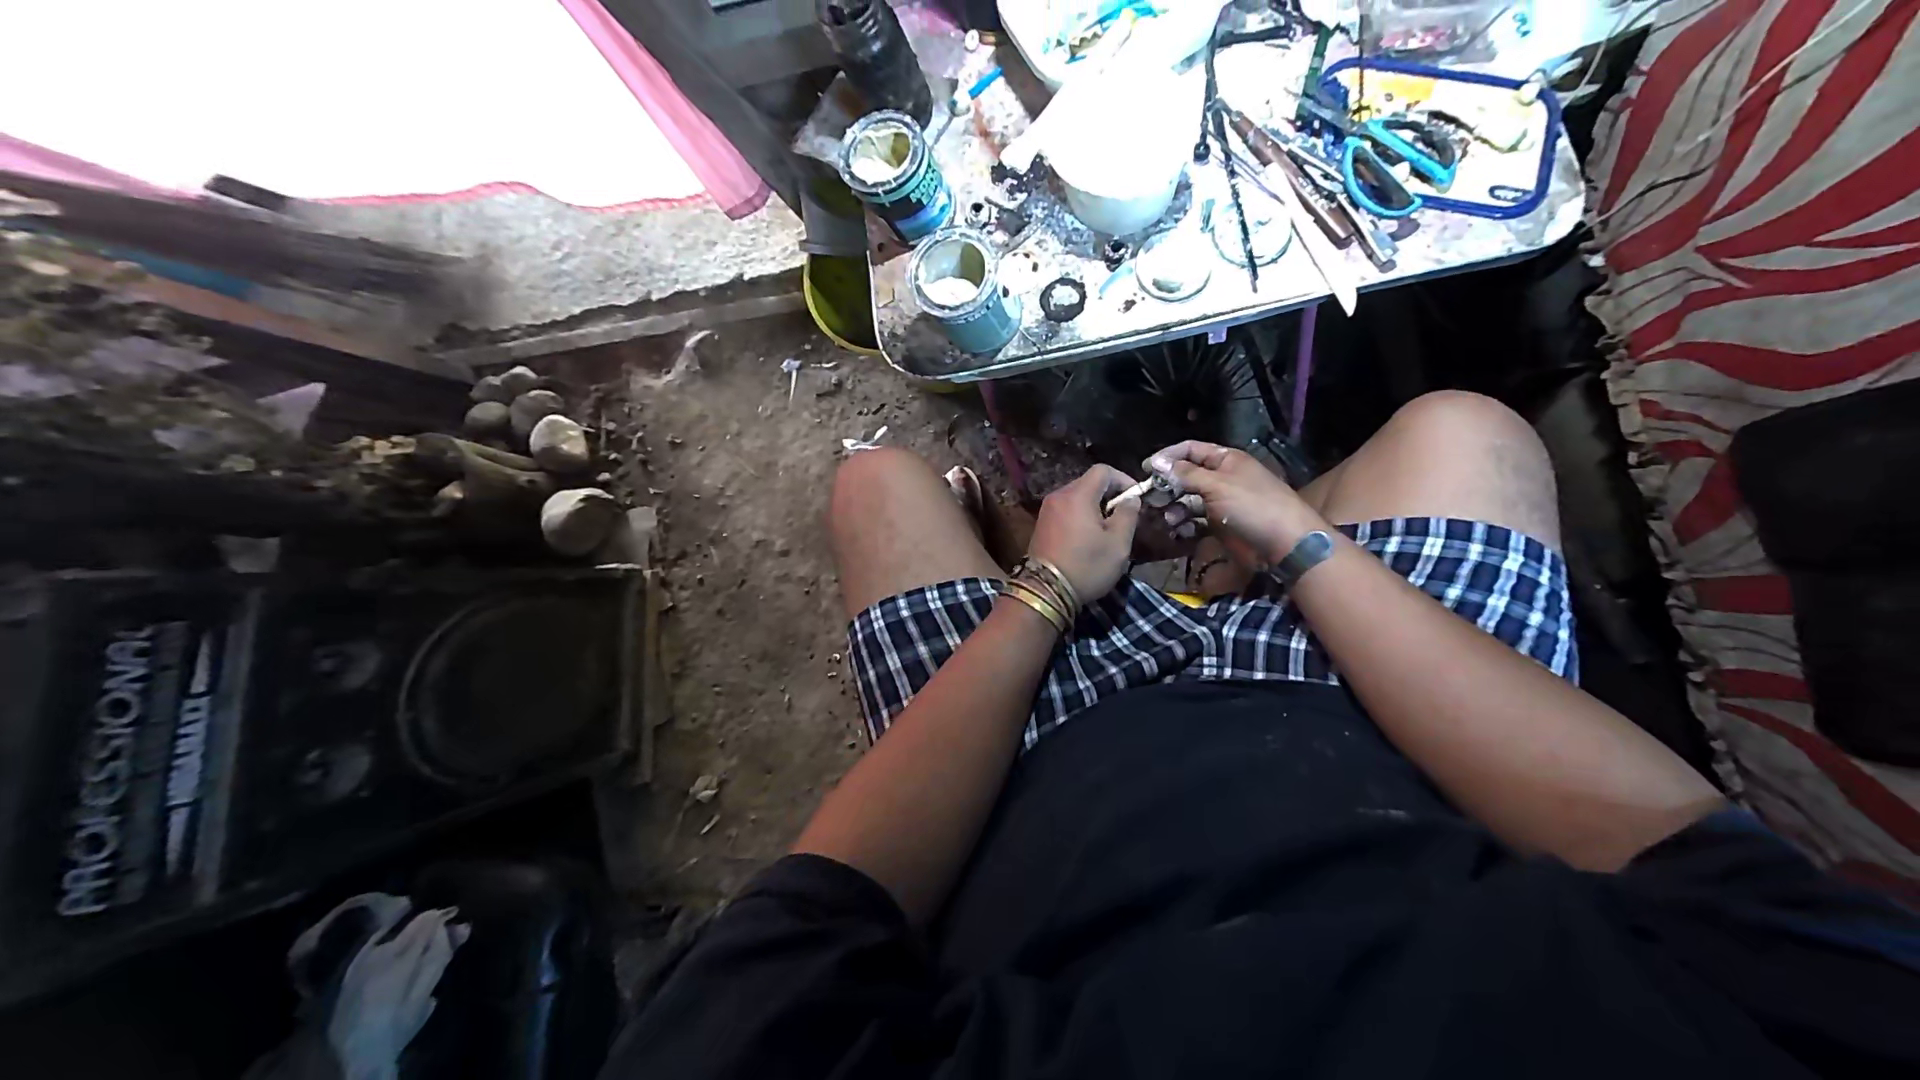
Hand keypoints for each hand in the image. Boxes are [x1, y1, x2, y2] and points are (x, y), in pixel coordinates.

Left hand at [1027, 464, 1143, 600]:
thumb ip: (1128, 515)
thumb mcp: (1118, 543)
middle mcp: (1059, 496)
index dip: (1123, 479)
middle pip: (1088, 482)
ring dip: (1094, 506)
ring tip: (1106, 529)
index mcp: (1078, 495)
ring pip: (1076, 497)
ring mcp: (1046, 510)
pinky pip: (1066, 510)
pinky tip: (1087, 537)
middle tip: (1123, 516)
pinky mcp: (1041, 524)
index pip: (1103, 470)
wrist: (1045, 591)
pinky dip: (1079, 515)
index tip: (1135, 499)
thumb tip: (1131, 499)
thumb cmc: (1086, 566)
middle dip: (1109, 494)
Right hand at [1145, 441, 1322, 564]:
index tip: (1146, 470)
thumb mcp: (1217, 485)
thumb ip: (1185, 474)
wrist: (1284, 543)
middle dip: (1166, 486)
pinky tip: (1176, 530)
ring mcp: (1220, 502)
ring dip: (1173, 507)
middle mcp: (1221, 478)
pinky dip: (1183, 524)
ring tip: (1166, 519)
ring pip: (1187, 500)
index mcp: (1225, 460)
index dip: (1168, 457)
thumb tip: (1156, 463)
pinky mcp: (1219, 524)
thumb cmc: (1253, 506)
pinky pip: (1194, 520)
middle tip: (1150, 499)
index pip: (1190, 449)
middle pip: (1185, 476)